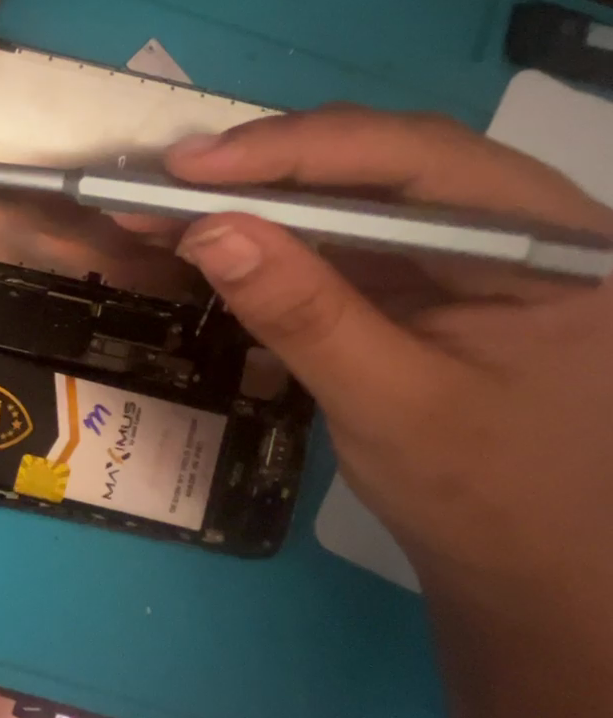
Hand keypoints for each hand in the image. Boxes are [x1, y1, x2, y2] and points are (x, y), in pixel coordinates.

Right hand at [157, 107, 612, 591]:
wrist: (527, 568)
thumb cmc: (491, 498)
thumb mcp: (392, 406)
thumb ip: (305, 314)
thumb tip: (206, 229)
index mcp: (554, 246)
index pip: (421, 160)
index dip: (297, 150)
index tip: (191, 166)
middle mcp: (511, 225)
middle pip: (378, 158)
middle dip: (264, 165)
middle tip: (165, 181)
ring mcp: (457, 250)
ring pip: (343, 188)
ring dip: (248, 194)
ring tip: (163, 204)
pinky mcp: (411, 276)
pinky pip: (326, 233)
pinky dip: (256, 230)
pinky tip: (200, 234)